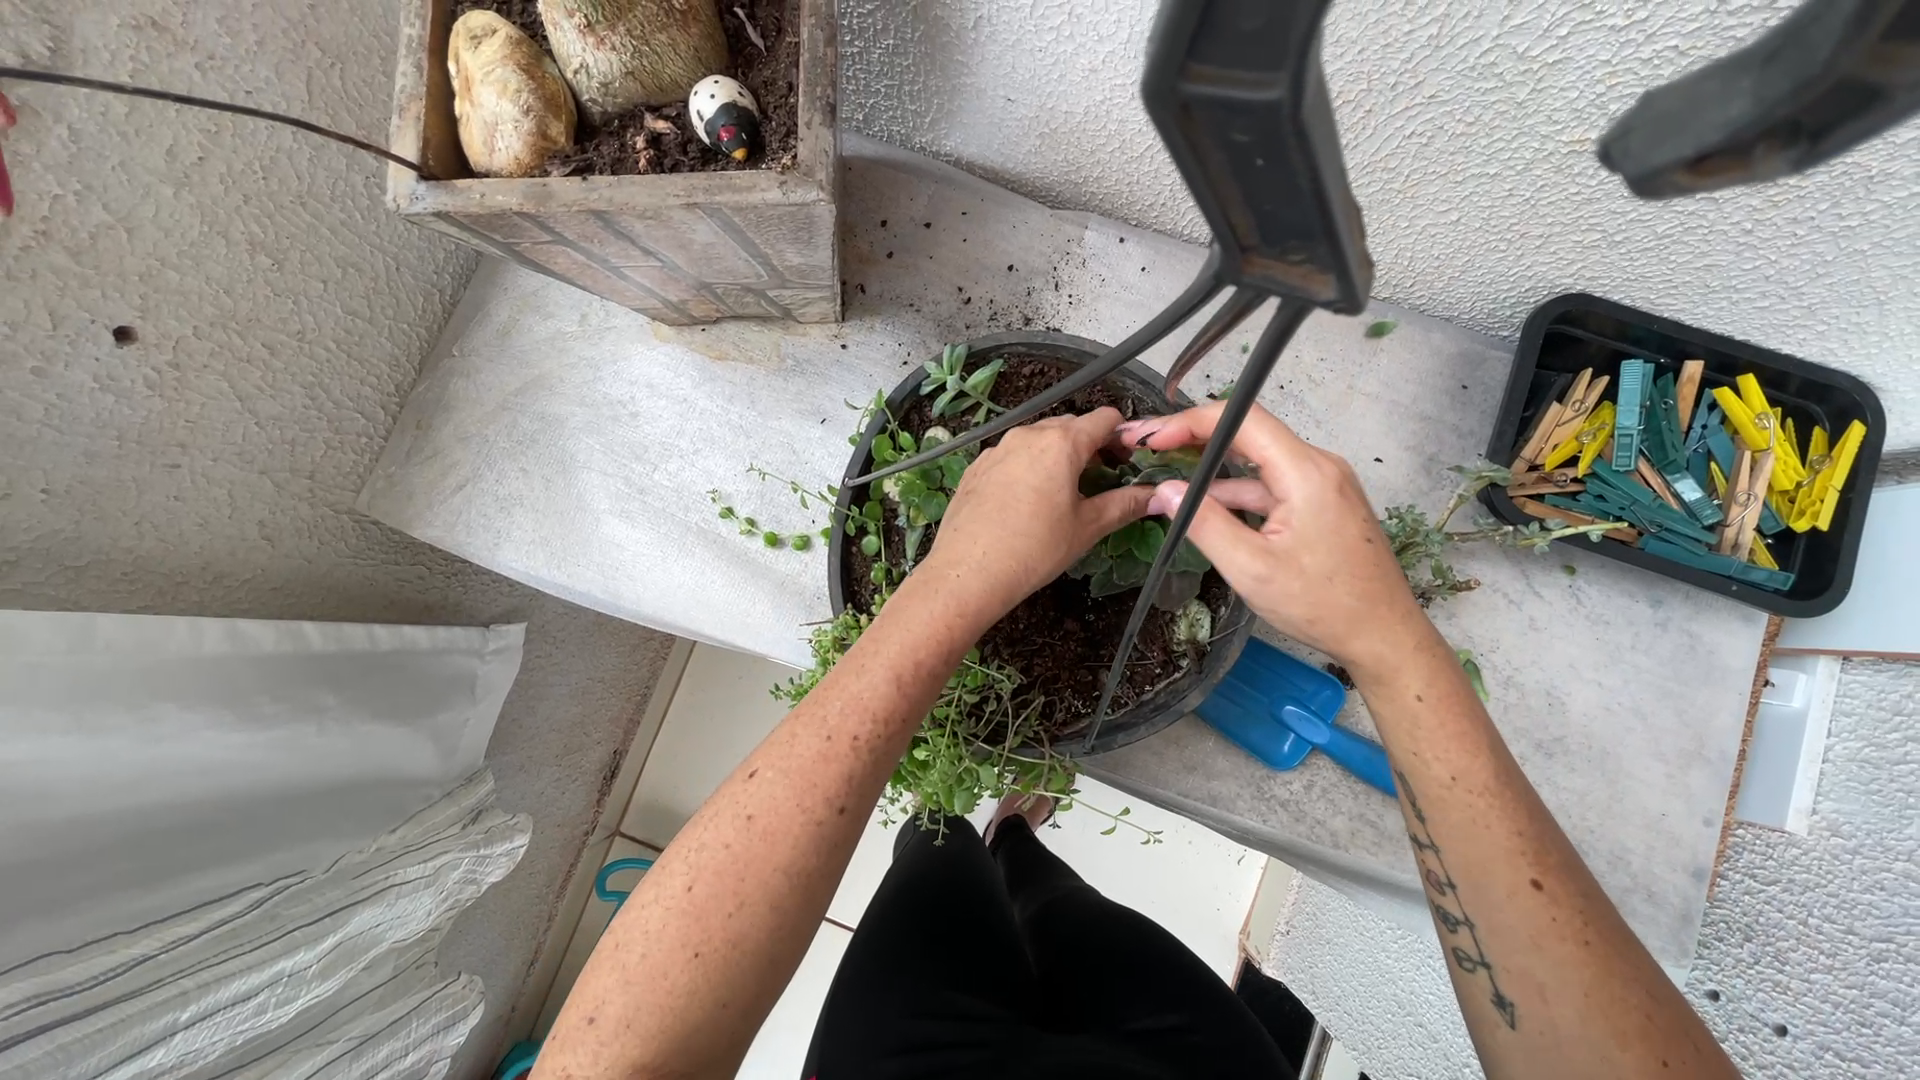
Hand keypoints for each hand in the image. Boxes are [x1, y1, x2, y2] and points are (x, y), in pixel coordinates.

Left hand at [918, 407, 1153, 629]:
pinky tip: (1026, 502)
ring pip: (1038, 440)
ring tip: (1064, 492)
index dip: (1124, 435)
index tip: (1129, 461)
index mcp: (1061, 442)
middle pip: (1070, 426)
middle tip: (1101, 479)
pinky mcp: (977, 467)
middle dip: (1091, 446)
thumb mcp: (1087, 527)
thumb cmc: (1035, 549)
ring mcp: (998, 449)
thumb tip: (1160, 495)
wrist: (968, 572)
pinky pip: (1012, 457)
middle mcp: (1028, 435)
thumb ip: (1126, 505)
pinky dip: (1028, 468)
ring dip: (1058, 456)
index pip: (1104, 418)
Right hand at [1118, 402, 1432, 675]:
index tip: (1152, 437)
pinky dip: (1237, 492)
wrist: (1383, 635)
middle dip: (1194, 438)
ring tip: (1168, 479)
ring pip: (1257, 462)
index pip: (1241, 418)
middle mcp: (1319, 466)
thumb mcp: (1251, 568)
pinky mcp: (1322, 503)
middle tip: (1149, 447)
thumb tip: (1166, 491)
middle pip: (1248, 433)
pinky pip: (1271, 485)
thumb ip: (1204, 524)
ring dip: (1212, 470)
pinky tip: (1206, 507)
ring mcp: (1323, 484)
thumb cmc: (1323, 605)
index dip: (1190, 421)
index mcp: (1305, 472)